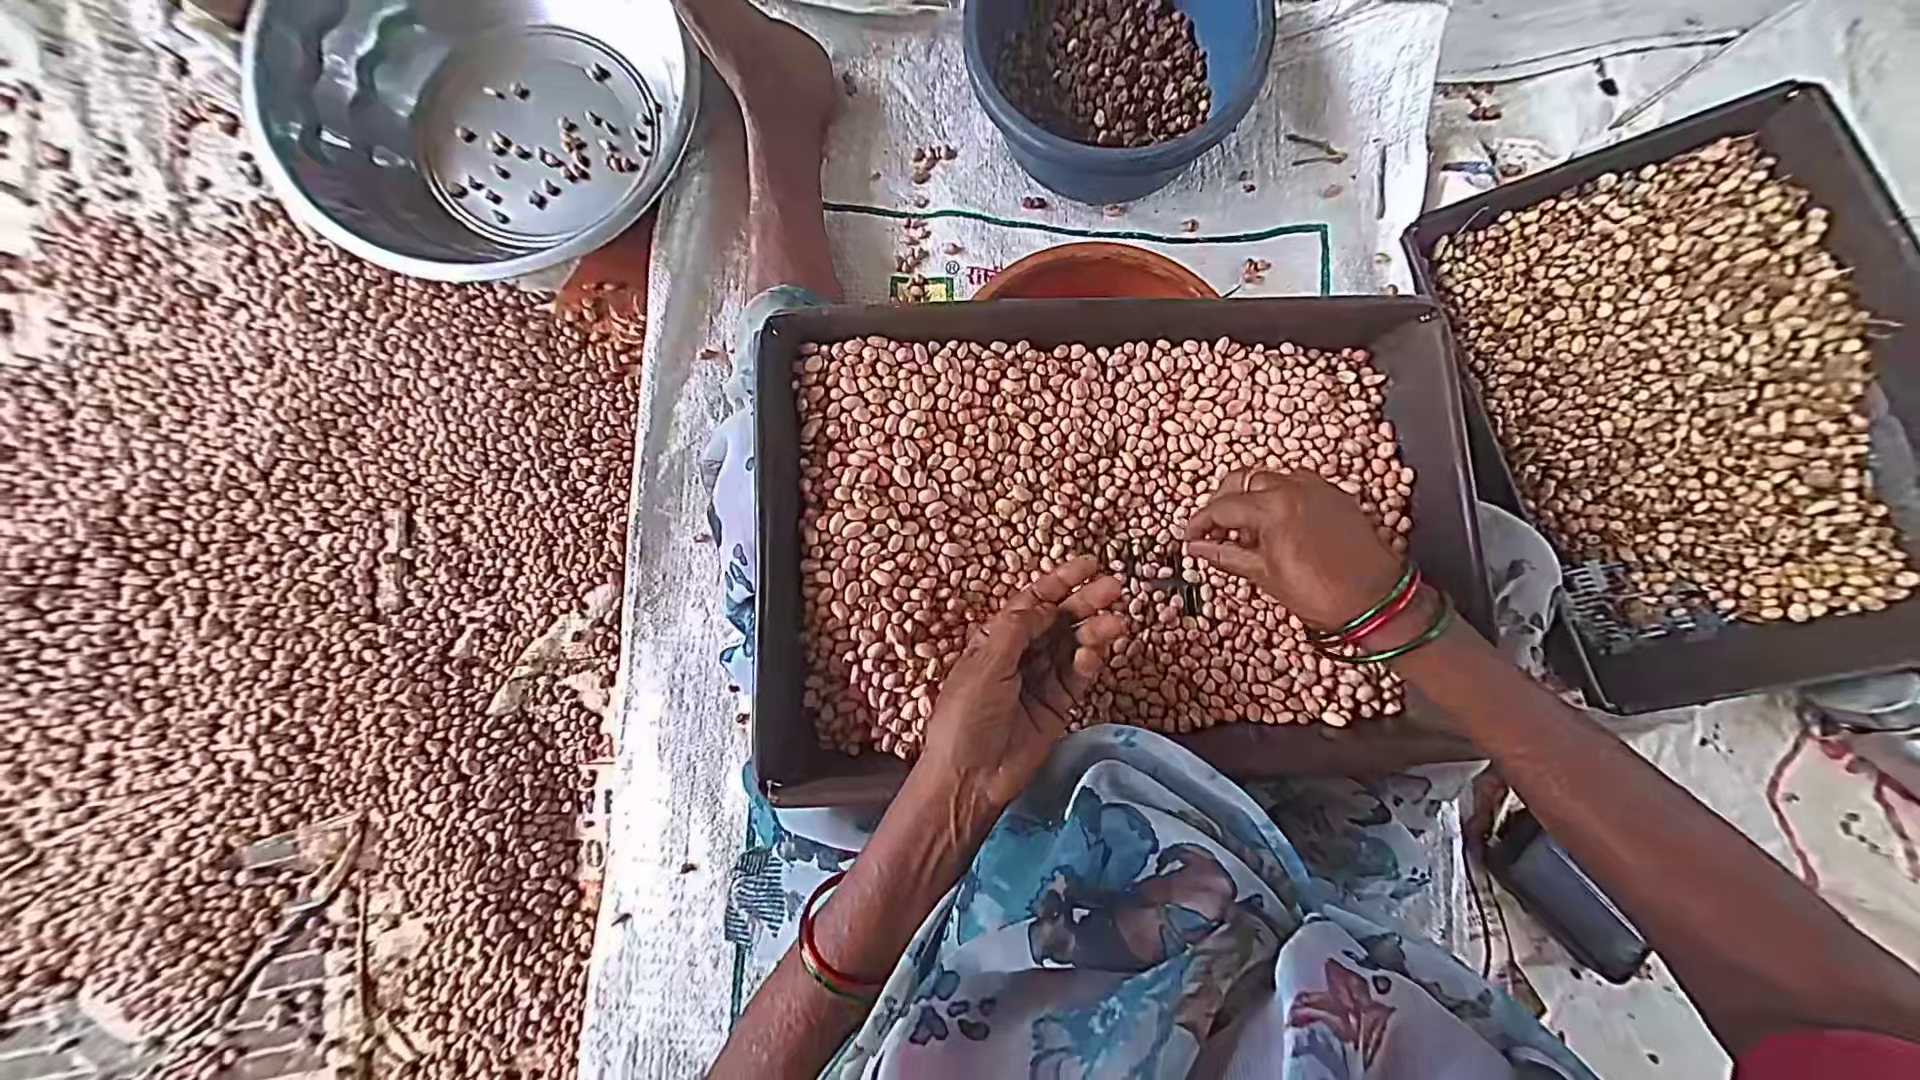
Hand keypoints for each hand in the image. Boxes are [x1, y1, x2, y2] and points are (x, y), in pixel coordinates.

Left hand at [918, 556, 1125, 808]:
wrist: (969, 777)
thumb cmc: (965, 717)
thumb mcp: (985, 666)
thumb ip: (1016, 630)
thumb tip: (1044, 603)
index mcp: (996, 640)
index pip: (1032, 602)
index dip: (1060, 581)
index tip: (1088, 565)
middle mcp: (1020, 655)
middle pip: (1057, 621)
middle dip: (1084, 602)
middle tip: (1113, 588)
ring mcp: (1039, 680)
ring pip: (1072, 646)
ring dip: (1092, 631)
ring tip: (1115, 620)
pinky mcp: (1056, 705)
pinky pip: (1076, 677)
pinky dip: (1087, 663)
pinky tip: (1094, 653)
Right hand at [1183, 470, 1404, 629]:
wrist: (1378, 602)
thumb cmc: (1326, 594)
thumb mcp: (1263, 575)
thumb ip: (1226, 554)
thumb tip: (1198, 547)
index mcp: (1272, 507)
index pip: (1221, 507)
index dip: (1199, 523)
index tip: (1191, 535)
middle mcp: (1294, 489)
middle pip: (1240, 481)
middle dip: (1220, 504)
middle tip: (1212, 530)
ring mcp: (1317, 489)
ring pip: (1267, 479)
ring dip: (1248, 497)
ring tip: (1243, 530)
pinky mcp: (1334, 497)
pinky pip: (1294, 484)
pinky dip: (1275, 497)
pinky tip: (1273, 523)